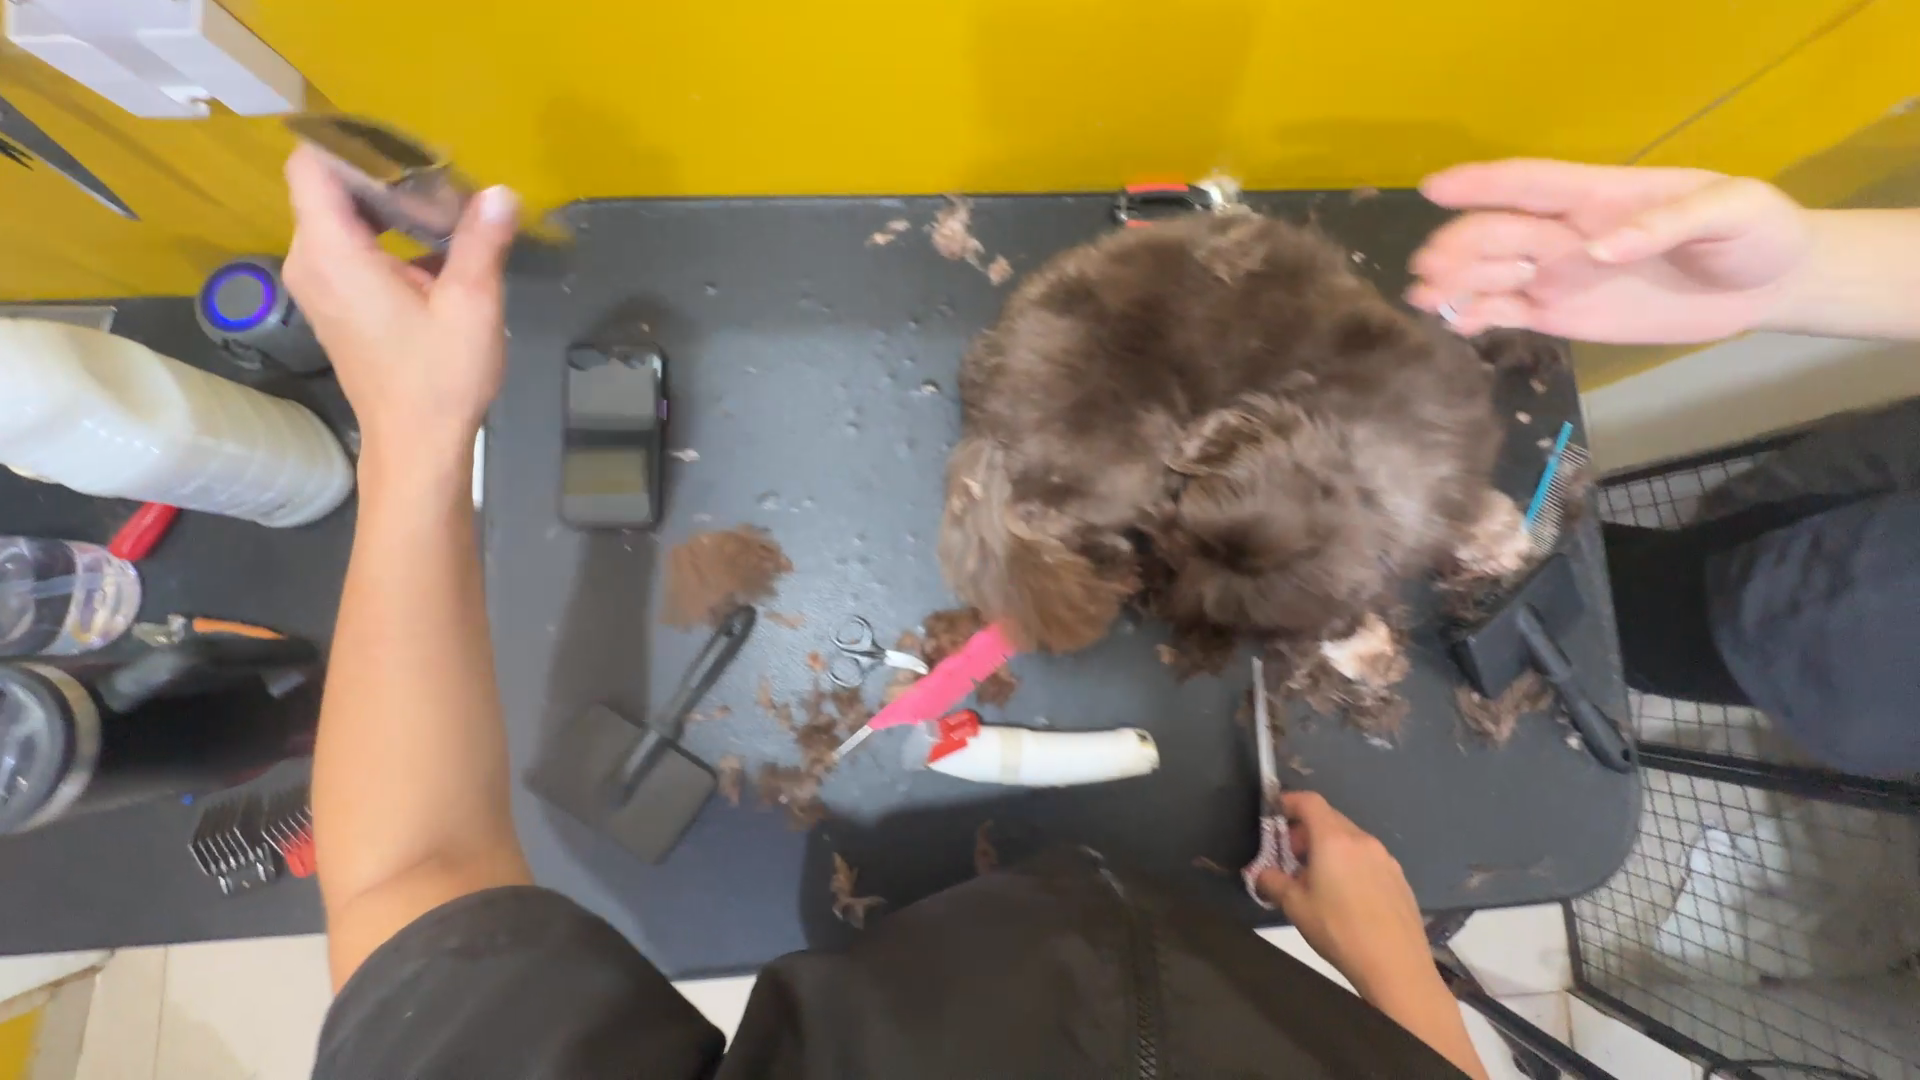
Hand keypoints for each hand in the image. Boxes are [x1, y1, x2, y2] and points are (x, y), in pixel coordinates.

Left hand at [282, 145, 519, 466]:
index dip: (360, 151)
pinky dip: (388, 246)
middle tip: (448, 192)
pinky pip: (352, 255)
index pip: (316, 166)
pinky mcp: (337, 308)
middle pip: (331, 192)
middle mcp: (311, 262)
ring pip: (343, 224)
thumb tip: (502, 194)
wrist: (417, 442)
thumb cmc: (441, 376)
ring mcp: (319, 287)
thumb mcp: (472, 306)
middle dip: (388, 183)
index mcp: (334, 253)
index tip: (417, 160)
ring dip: (392, 216)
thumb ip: (482, 243)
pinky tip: (438, 264)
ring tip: (450, 225)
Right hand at [1257, 792, 1431, 1002]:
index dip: (1289, 801)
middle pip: (1330, 818)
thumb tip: (1261, 874)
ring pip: (1350, 839)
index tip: (1275, 813)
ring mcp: (1386, 860)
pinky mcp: (1400, 880)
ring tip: (1319, 878)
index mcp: (1334, 840)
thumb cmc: (1339, 931)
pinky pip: (1368, 858)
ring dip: (1329, 847)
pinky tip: (1347, 896)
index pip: (1309, 802)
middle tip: (1292, 855)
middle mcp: (1362, 841)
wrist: (1397, 969)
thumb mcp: (1295, 907)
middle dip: (1306, 829)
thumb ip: (1272, 882)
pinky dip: (1351, 863)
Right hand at [1407, 159, 1812, 342]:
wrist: (1761, 288)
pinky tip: (1454, 323)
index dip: (1483, 184)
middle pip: (1496, 234)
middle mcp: (1563, 235)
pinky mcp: (1552, 314)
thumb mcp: (1736, 214)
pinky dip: (1472, 317)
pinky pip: (1501, 313)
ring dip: (1452, 283)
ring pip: (1488, 274)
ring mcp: (1553, 276)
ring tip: (1424, 297)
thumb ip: (1670, 223)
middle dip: (1458, 245)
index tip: (1434, 187)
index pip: (1530, 184)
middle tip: (1430, 265)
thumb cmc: (1754, 237)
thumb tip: (1596, 251)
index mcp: (1599, 199)